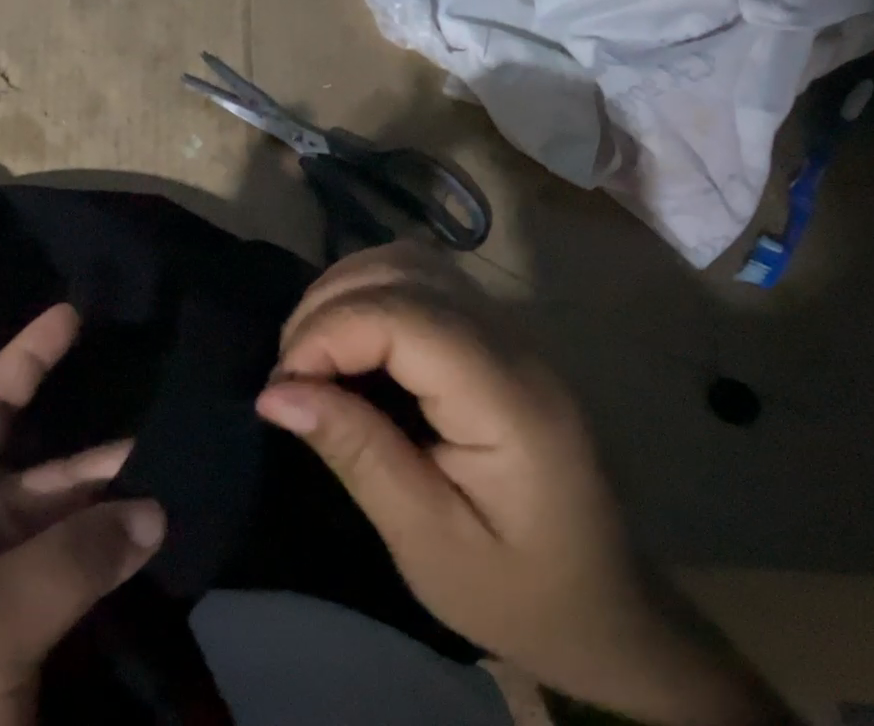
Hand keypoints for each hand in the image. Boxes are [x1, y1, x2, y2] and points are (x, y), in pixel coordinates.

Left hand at [0, 304, 166, 725]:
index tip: (71, 316)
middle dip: (100, 447)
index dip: (23, 360)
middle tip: (172, 418)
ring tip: (186, 480)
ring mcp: (3, 582)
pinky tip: (164, 540)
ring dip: (120, 506)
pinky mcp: (33, 630)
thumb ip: (71, 557)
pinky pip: (83, 574)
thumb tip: (152, 508)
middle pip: (44, 468)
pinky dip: (119, 557)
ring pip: (72, 524)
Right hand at [255, 244, 790, 725]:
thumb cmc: (514, 591)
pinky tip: (346, 347)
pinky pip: (416, 282)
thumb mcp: (424, 540)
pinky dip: (363, 297)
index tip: (282, 390)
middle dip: (324, 311)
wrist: (600, 610)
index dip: (325, 334)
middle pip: (401, 272)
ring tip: (312, 359)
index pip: (403, 317)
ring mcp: (508, 334)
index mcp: (507, 401)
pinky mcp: (491, 338)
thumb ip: (355, 453)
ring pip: (406, 263)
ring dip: (341, 295)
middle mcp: (514, 346)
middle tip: (291, 378)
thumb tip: (273, 393)